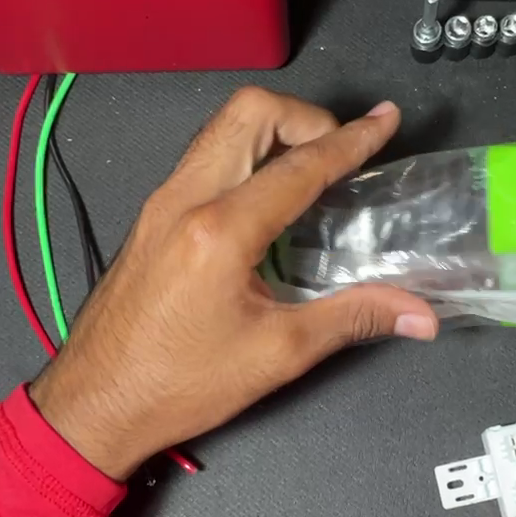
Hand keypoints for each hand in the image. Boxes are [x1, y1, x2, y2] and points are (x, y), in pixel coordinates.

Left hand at [29, 87, 439, 478]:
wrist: (95, 404)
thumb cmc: (180, 384)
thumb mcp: (279, 353)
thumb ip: (354, 318)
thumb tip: (420, 315)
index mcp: (220, 230)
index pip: (300, 166)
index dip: (353, 140)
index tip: (385, 121)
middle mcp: (185, 199)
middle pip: (249, 112)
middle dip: (305, 117)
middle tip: (338, 153)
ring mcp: (161, 203)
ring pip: (222, 128)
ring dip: (273, 132)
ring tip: (311, 169)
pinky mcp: (152, 216)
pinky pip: (205, 157)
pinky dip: (246, 156)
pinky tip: (268, 201)